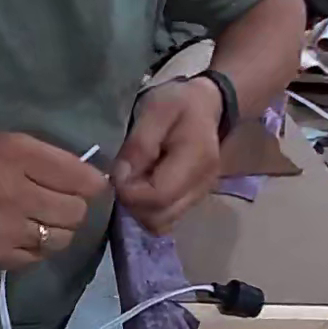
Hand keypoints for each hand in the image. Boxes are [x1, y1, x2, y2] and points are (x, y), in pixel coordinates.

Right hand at [0, 133, 108, 267]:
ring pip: (63, 239)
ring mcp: (7, 229)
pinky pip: (40, 257)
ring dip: (61, 230)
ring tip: (45, 219)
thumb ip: (52, 158)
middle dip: (76, 207)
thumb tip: (94, 180)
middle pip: (76, 212)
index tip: (92, 186)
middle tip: (61, 202)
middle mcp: (16, 193)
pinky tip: (28, 234)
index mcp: (20, 157)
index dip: (94, 184)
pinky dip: (41, 248)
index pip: (81, 178)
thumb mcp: (11, 144)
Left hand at [114, 77, 223, 234]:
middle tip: (125, 177)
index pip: (158, 197)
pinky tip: (145, 185)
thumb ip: (138, 146)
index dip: (130, 192)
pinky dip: (150, 209)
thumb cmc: (179, 104)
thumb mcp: (155, 112)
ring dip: (140, 209)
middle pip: (159, 218)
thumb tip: (121, 179)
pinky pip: (166, 218)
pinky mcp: (194, 201)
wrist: (208, 107)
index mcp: (196, 161)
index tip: (119, 172)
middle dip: (133, 204)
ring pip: (162, 223)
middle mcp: (202, 186)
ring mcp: (200, 197)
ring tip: (135, 180)